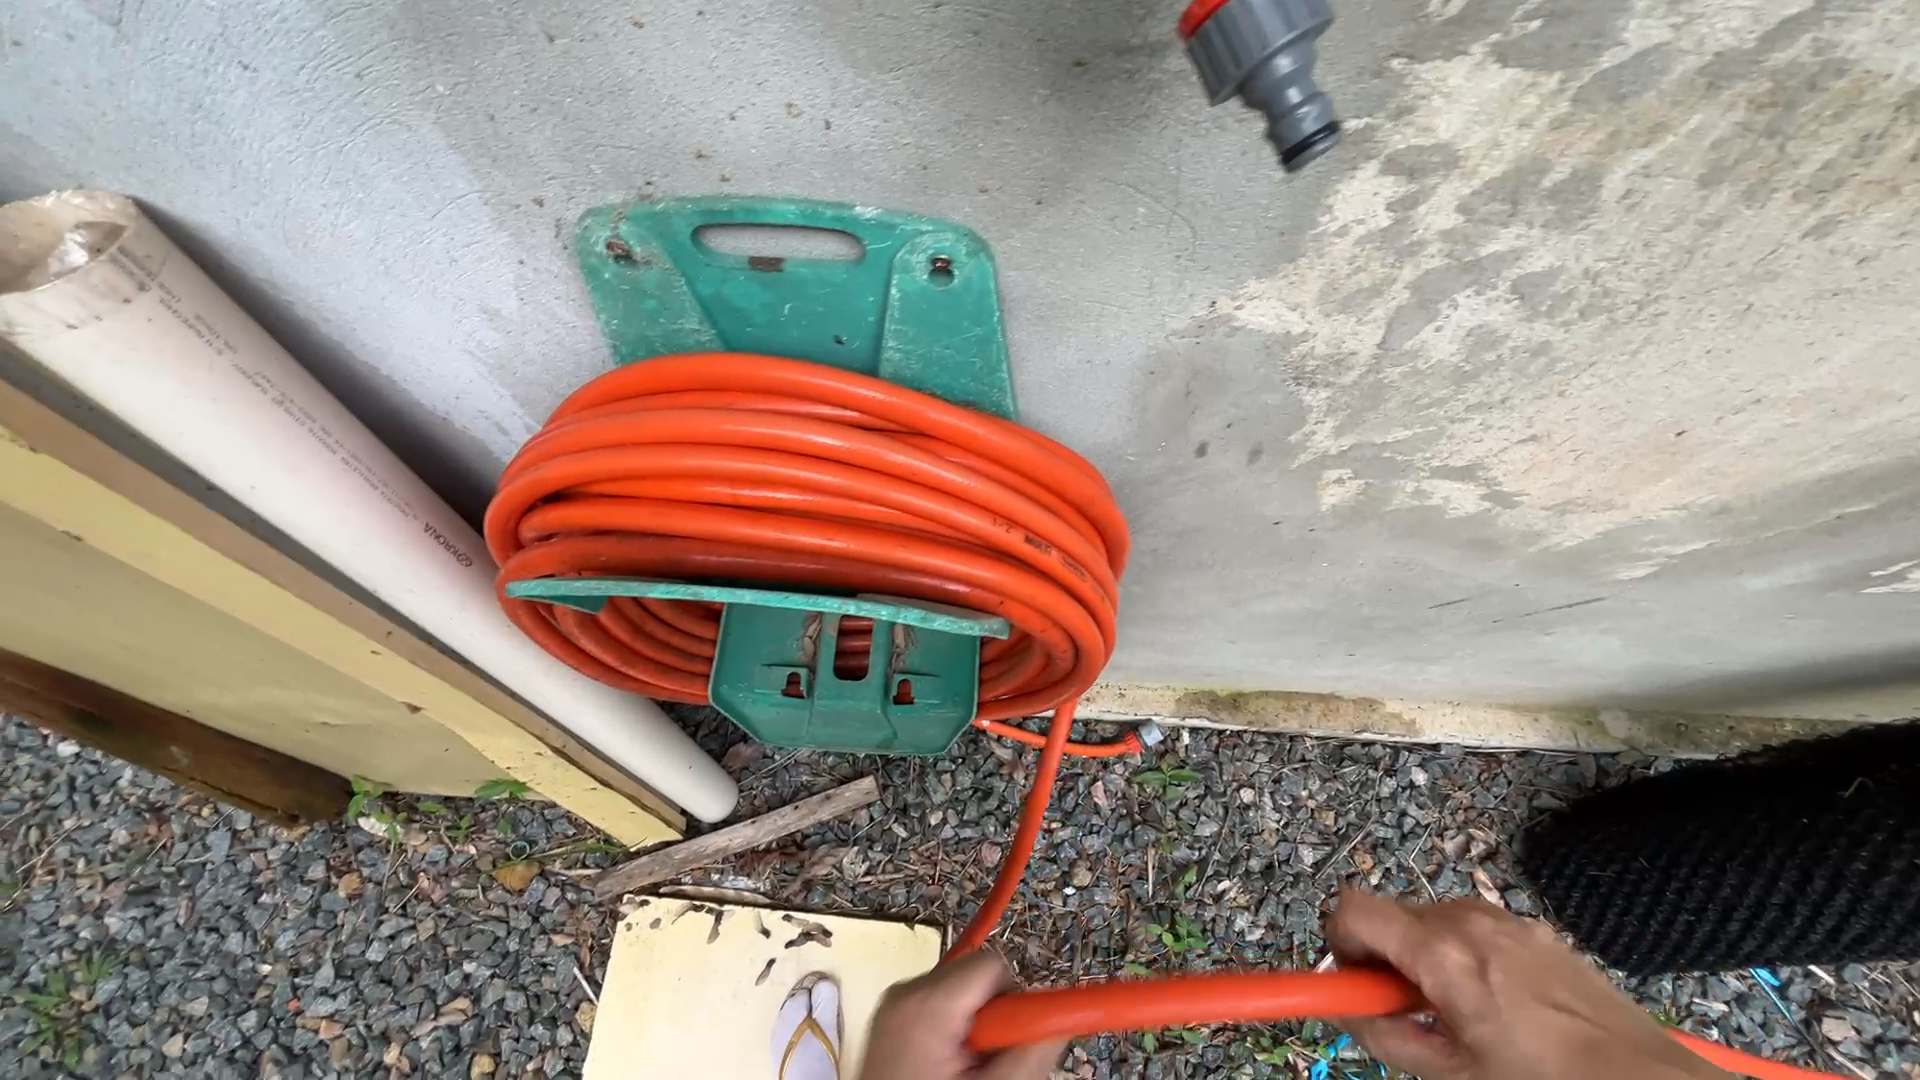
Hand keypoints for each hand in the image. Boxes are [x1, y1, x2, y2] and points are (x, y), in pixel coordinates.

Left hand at [858, 949, 1066, 1079]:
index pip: (992, 963)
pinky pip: (938, 1006)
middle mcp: (906, 990)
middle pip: (976, 977)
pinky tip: (947, 1071)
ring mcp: (894, 1003)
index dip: (1014, 1001)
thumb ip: (1030, 1053)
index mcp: (927, 1002)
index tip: (1017, 1040)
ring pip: (960, 993)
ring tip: (965, 1076)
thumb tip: (1062, 1018)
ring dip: (975, 1029)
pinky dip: (953, 1033)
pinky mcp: (890, 1019)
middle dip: (995, 1018)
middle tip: (989, 1069)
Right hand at [1326, 891, 1728, 1079]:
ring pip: (1430, 920)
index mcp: (1440, 952)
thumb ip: (1386, 1038)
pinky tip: (1502, 1006)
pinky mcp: (1533, 927)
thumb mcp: (1454, 1076)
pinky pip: (1472, 927)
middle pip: (1389, 915)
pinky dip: (1463, 954)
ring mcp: (1504, 918)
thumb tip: (1343, 1010)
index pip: (1352, 909)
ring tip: (1462, 1014)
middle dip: (1383, 956)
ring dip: (1423, 955)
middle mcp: (1465, 918)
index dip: (1339, 941)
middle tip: (1410, 1012)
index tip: (1354, 983)